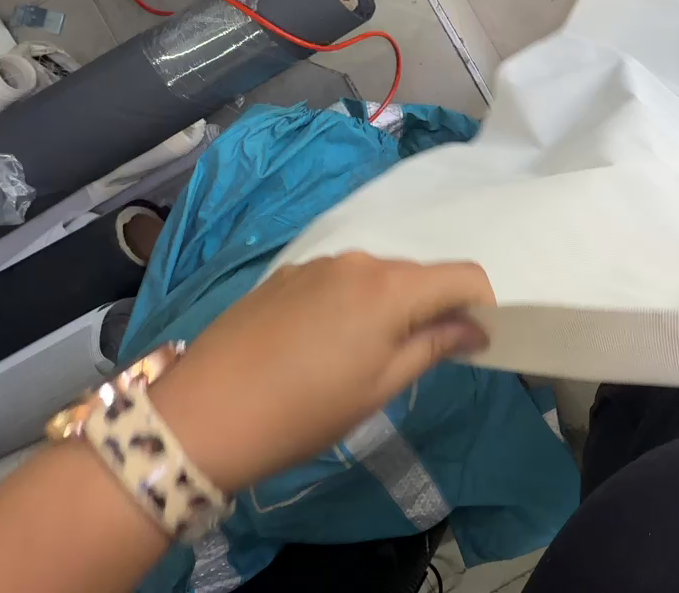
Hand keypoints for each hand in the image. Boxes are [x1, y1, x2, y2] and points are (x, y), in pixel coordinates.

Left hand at [146, 253, 494, 491]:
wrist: (197, 417)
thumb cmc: (304, 410)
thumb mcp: (380, 387)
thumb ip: (436, 346)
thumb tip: (476, 328)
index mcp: (392, 287)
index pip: (464, 275)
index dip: (481, 303)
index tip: (473, 338)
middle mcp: (362, 260)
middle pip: (421, 274)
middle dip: (432, 307)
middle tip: (415, 356)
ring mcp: (321, 263)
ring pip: (379, 276)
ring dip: (389, 305)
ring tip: (359, 354)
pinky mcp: (288, 274)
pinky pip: (341, 279)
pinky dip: (351, 302)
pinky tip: (319, 343)